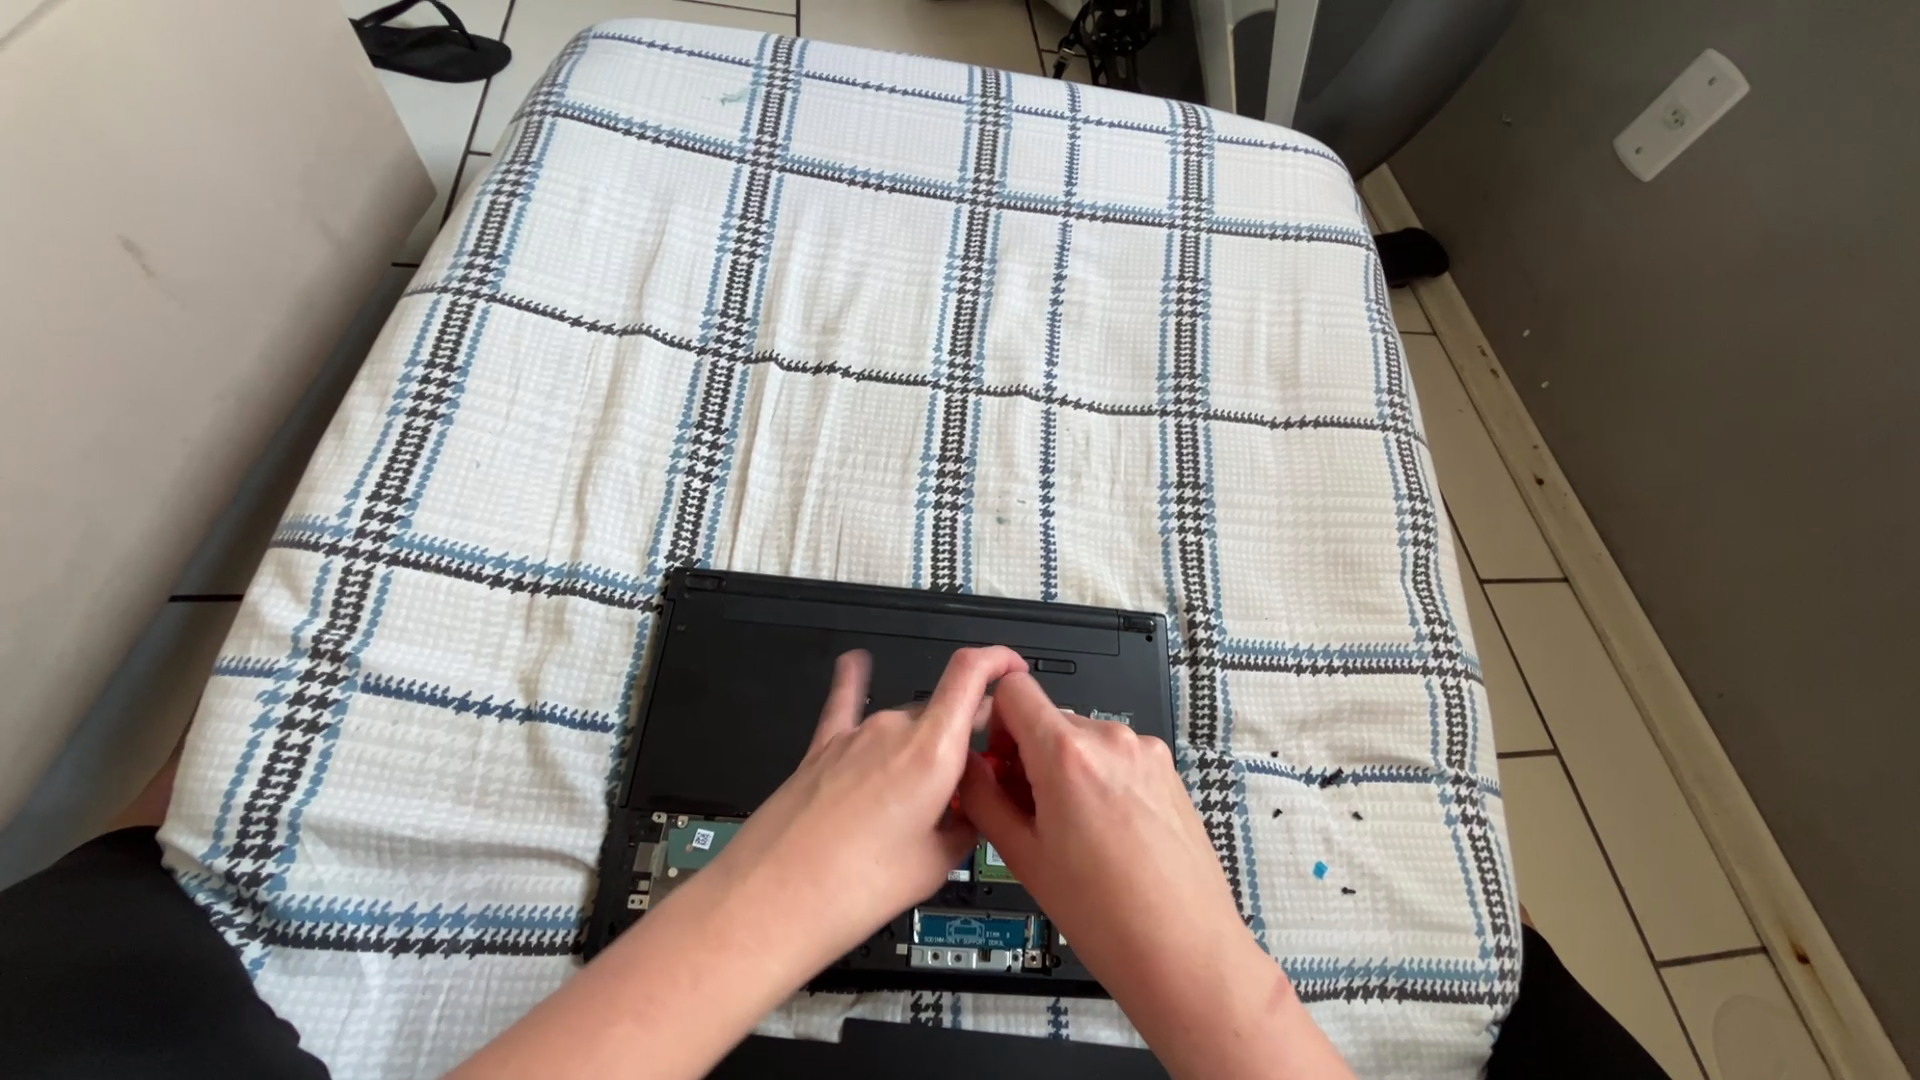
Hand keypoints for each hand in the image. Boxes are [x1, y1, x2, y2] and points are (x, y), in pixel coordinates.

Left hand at [453, 646, 1027, 1079]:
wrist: (772, 900)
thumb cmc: (849, 888)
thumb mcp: (935, 865)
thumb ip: (964, 824)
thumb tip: (970, 812)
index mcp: (931, 751)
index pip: (972, 673)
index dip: (999, 661)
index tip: (1014, 667)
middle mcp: (892, 728)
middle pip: (943, 709)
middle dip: (966, 732)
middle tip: (975, 777)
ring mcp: (854, 735)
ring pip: (905, 722)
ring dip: (923, 744)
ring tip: (921, 794)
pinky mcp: (822, 749)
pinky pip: (844, 706)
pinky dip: (853, 684)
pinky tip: (853, 662)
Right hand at [957, 672, 1354, 1079]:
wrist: (1185, 952)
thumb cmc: (1112, 917)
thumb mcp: (1023, 857)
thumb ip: (984, 799)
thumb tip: (968, 770)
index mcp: (1068, 755)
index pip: (1013, 689)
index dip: (997, 721)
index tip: (998, 756)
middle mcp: (1111, 740)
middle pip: (1048, 717)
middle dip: (1030, 754)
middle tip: (1029, 809)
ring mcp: (1146, 753)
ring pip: (1083, 738)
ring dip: (1067, 768)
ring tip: (1072, 830)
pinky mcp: (1168, 770)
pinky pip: (1117, 755)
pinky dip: (1101, 779)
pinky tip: (1104, 831)